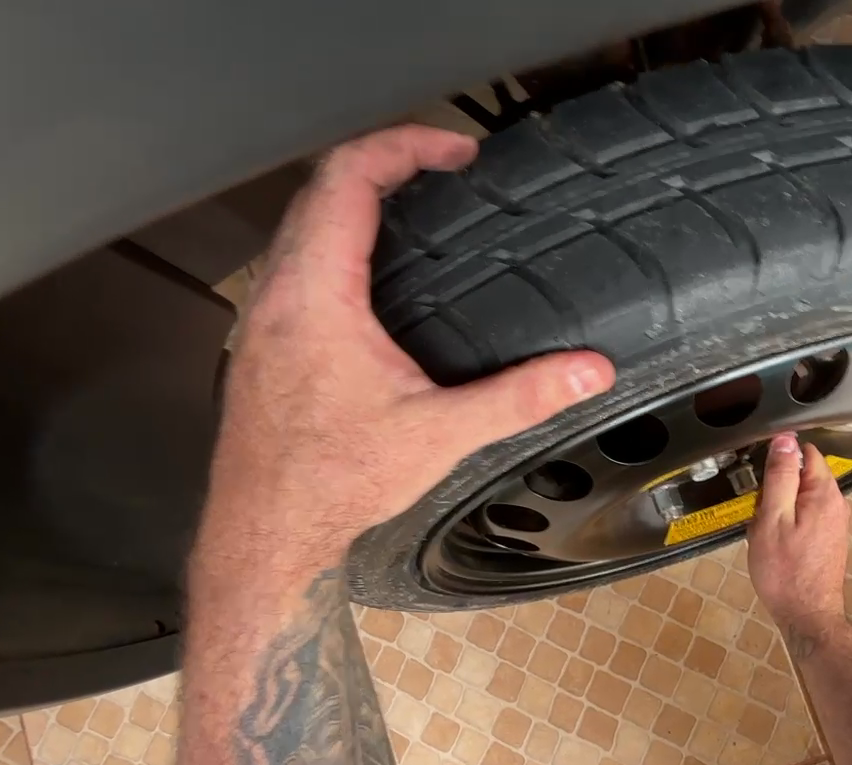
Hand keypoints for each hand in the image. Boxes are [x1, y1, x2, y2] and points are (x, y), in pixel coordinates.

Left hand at [202, 124, 614, 567]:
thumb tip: (584, 372)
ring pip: (305, 227)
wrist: (269, 529)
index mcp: (316, 297)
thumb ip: (521, 397)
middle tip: (443, 171)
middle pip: (322, 190)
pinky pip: (299, 266)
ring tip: (418, 214)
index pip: (348, 179)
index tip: (454, 151)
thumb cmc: (331, 482)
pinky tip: (378, 283)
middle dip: (387, 165)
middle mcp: (279, 296)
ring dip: (359, 204)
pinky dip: (342, 246)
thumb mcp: (442, 435)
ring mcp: (267, 319)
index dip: (404, 147)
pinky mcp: (270, 345)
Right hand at [747, 434, 850, 644]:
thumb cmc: (785, 572)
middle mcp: (837, 504)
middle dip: (779, 486)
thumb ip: (779, 477)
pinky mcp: (830, 539)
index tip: (762, 480)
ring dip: (782, 507)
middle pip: (804, 475)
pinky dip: (789, 523)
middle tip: (760, 511)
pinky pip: (806, 517)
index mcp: (824, 493)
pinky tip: (777, 543)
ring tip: (767, 530)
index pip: (805, 452)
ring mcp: (836, 523)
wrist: (807, 616)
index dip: (780, 460)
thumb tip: (784, 440)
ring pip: (803, 498)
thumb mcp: (772, 518)